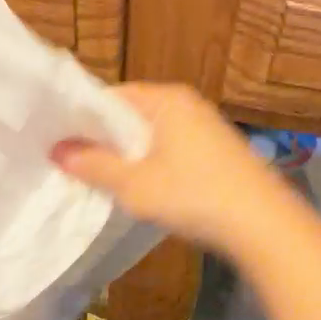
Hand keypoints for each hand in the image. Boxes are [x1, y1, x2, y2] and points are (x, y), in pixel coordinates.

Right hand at [52, 83, 309, 257]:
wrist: (263, 223)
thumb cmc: (194, 196)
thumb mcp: (135, 185)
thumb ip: (94, 166)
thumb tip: (57, 150)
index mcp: (164, 99)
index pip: (111, 96)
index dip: (82, 118)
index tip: (60, 142)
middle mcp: (188, 104)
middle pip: (133, 116)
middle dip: (106, 140)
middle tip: (78, 166)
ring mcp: (208, 128)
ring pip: (155, 136)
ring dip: (132, 157)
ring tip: (108, 182)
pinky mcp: (221, 153)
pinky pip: (175, 151)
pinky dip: (157, 166)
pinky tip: (149, 192)